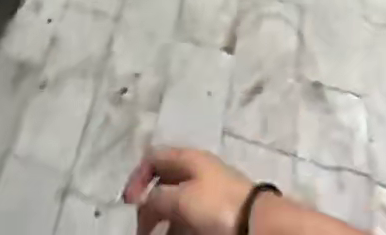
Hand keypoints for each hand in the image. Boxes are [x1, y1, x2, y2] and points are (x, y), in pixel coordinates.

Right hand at [122, 147, 253, 234]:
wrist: (256, 223)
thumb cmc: (216, 204)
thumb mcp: (181, 199)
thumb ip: (157, 199)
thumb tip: (143, 202)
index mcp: (187, 157)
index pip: (153, 157)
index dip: (137, 178)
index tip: (129, 204)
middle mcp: (195, 169)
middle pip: (163, 181)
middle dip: (148, 205)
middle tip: (141, 228)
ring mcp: (206, 190)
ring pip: (175, 202)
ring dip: (161, 220)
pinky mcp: (214, 212)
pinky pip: (187, 217)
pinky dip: (176, 226)